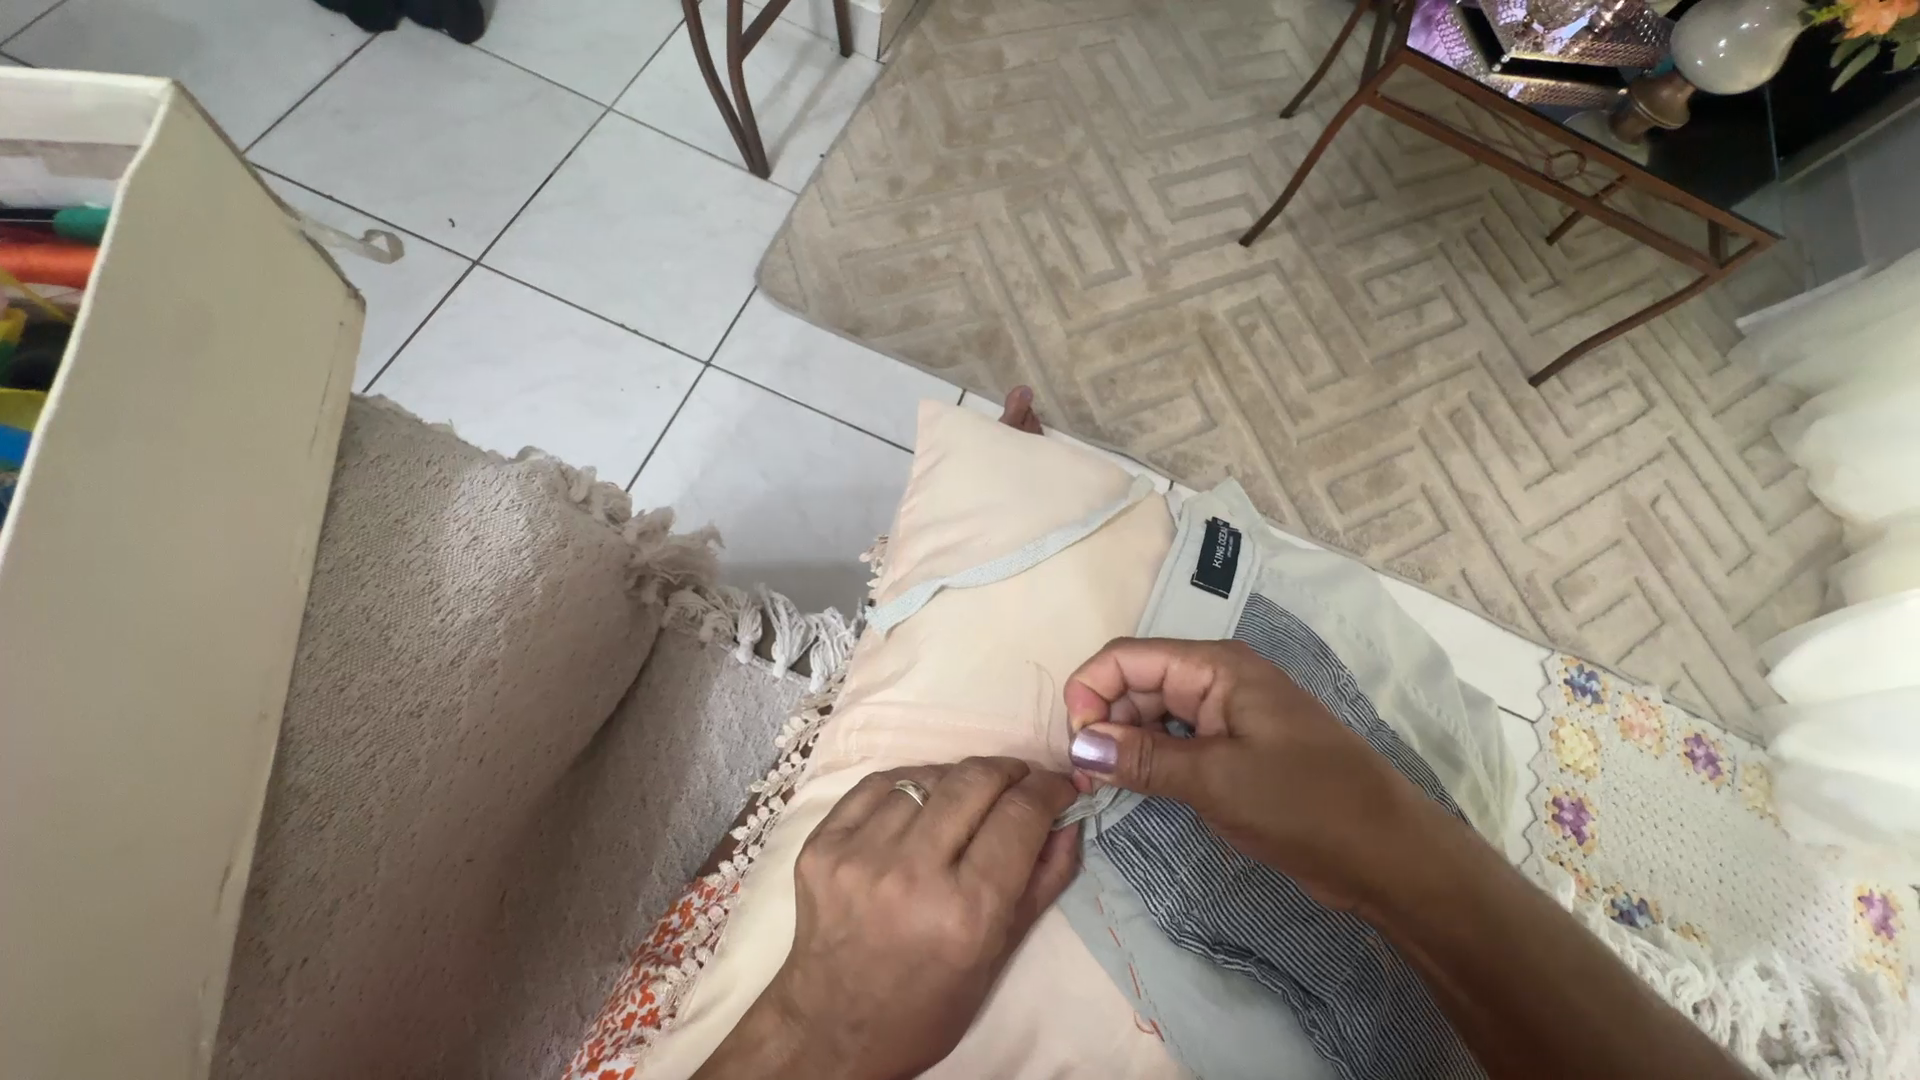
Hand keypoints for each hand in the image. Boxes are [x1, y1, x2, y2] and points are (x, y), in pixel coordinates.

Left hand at [695, 758, 1080, 1079]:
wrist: (833, 1030)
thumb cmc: (930, 1004)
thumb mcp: (1000, 953)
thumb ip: (1044, 878)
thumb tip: (1070, 814)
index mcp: (967, 911)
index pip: (1021, 815)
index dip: (1049, 788)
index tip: (1060, 784)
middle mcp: (911, 874)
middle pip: (975, 779)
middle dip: (1009, 771)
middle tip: (1018, 782)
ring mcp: (859, 854)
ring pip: (928, 776)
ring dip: (958, 780)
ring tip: (966, 801)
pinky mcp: (822, 844)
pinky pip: (879, 783)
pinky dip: (910, 785)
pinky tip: (921, 803)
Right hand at [1063, 637, 1435, 910]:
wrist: (1387, 855)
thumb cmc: (1305, 804)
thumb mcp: (1216, 780)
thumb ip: (1143, 758)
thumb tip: (1080, 744)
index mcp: (1215, 667)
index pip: (1127, 658)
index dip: (1090, 690)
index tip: (1075, 744)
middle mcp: (1214, 679)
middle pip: (1135, 683)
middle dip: (1102, 719)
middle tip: (1086, 775)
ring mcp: (1222, 715)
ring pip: (1149, 714)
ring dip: (1121, 742)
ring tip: (1103, 784)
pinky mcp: (1228, 748)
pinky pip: (1171, 740)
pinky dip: (1146, 758)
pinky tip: (1132, 785)